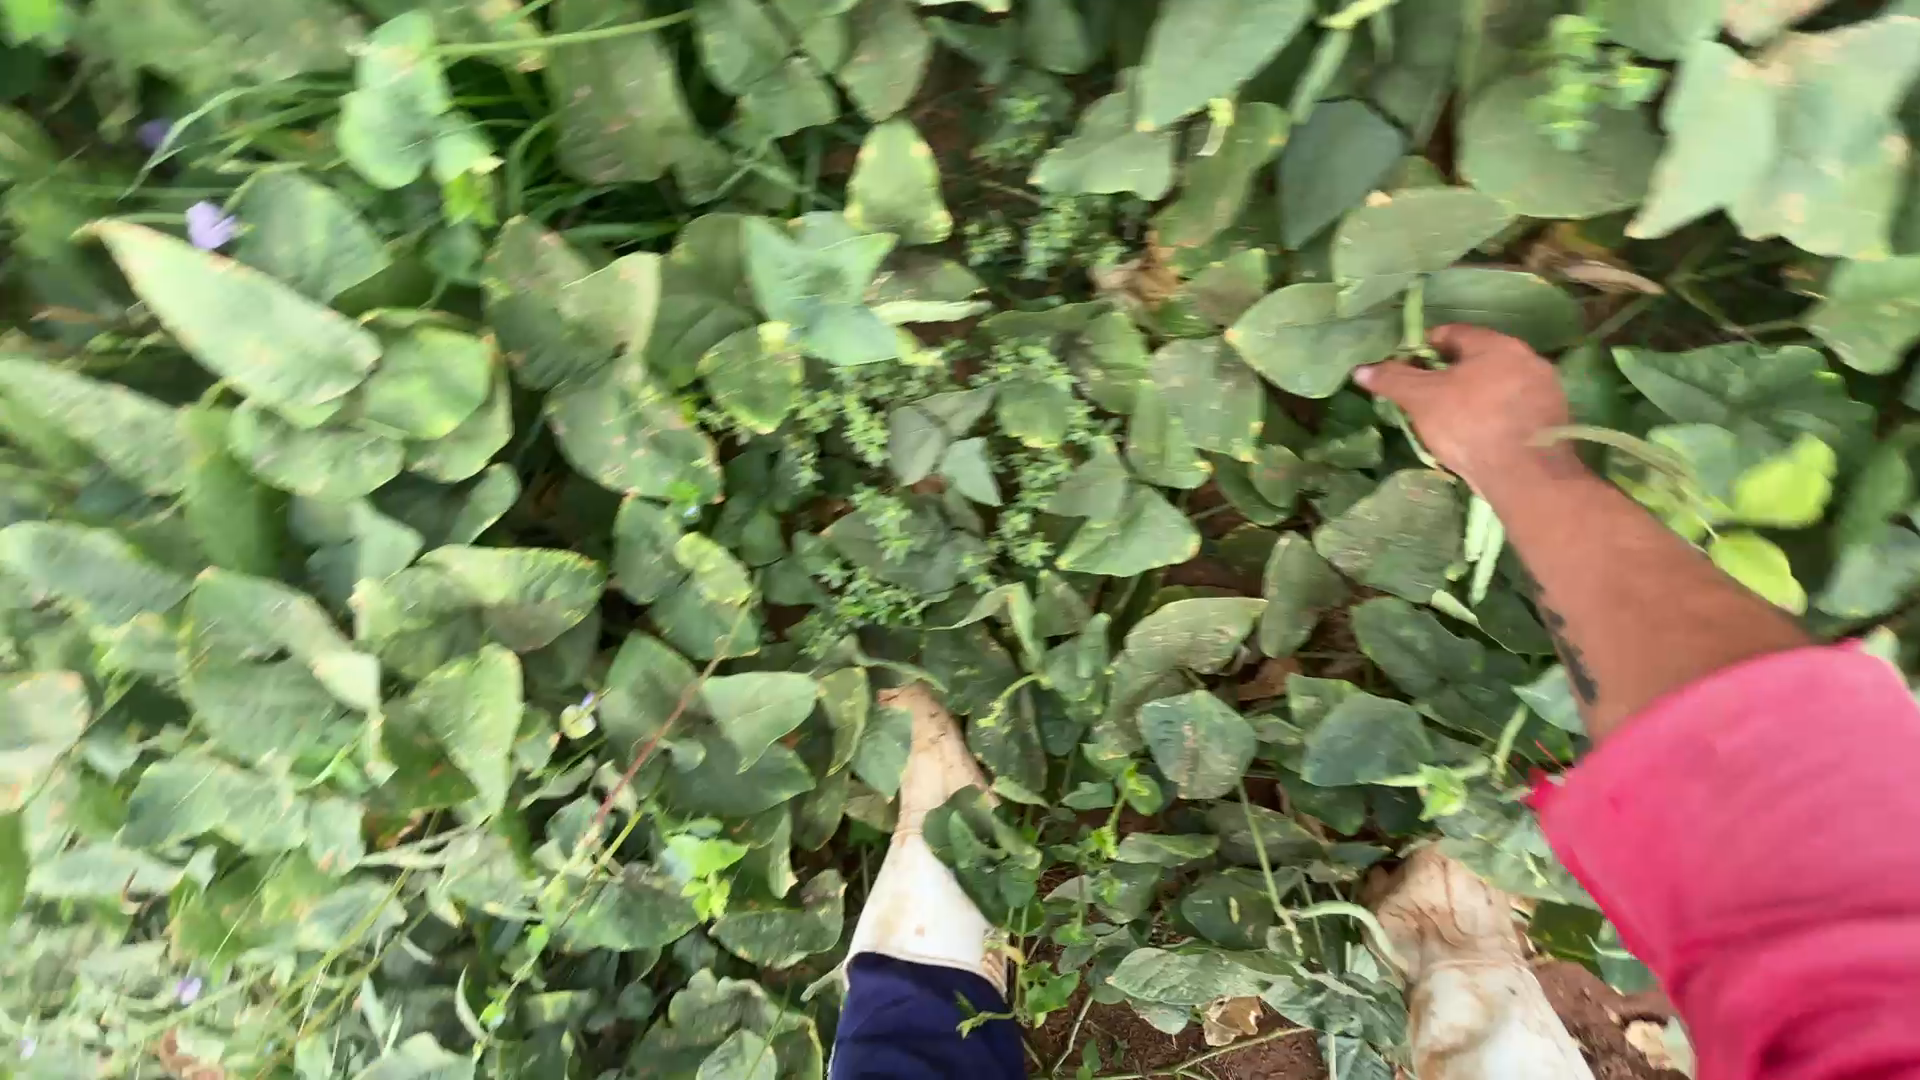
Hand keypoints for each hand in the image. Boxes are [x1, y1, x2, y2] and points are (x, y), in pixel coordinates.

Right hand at [1353, 324, 1579, 494]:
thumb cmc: (1468, 424)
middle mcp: (1525, 357)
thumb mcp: (1420, 399)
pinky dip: (1488, 413)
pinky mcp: (1549, 415)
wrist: (1523, 470)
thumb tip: (1361, 369)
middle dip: (1444, 374)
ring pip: (1493, 382)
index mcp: (1495, 345)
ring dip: (1468, 394)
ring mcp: (1542, 387)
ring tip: (1444, 418)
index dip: (1420, 349)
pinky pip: (1508, 405)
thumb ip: (1392, 380)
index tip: (1402, 370)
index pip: (1449, 333)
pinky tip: (1472, 433)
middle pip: (1473, 358)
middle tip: (1420, 396)